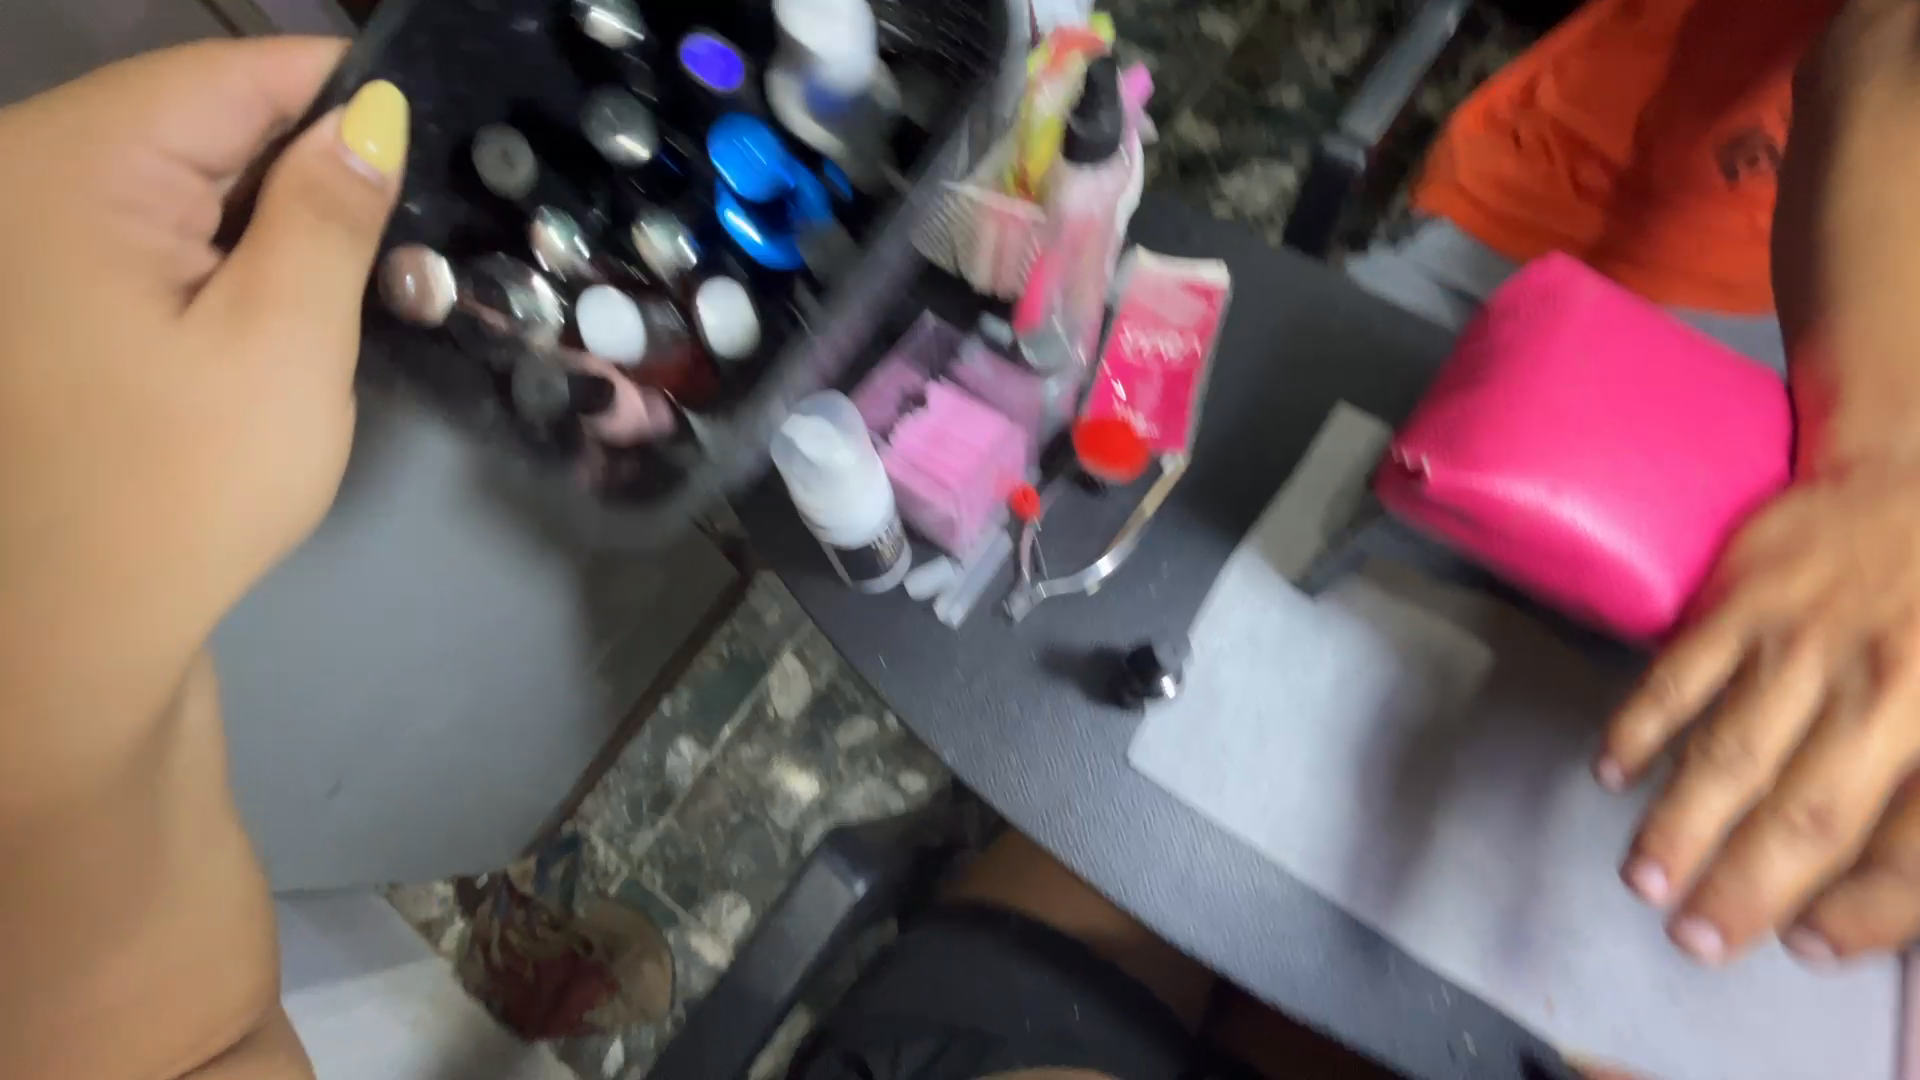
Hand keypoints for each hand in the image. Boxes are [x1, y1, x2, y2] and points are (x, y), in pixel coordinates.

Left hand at [0, 38, 404, 697]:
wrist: (87, 599)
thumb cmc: (196, 470)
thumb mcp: (286, 337)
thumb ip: (326, 218)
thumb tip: (372, 118)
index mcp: (68, 171)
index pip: (223, 76)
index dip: (335, 83)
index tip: (433, 110)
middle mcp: (21, 175)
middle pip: (199, 117)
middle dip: (315, 150)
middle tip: (422, 205)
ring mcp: (27, 233)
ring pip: (186, 172)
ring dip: (287, 202)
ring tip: (378, 248)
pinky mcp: (50, 283)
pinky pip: (163, 222)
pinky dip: (243, 239)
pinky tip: (302, 281)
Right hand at [1599, 465, 1919, 964]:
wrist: (1915, 476)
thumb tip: (1895, 855)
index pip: (1918, 842)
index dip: (1869, 909)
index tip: (1805, 946)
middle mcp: (1885, 693)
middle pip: (1810, 812)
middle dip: (1749, 886)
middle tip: (1696, 941)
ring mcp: (1798, 646)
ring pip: (1732, 753)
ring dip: (1681, 824)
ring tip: (1641, 881)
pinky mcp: (1734, 607)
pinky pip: (1679, 678)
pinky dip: (1640, 728)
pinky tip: (1611, 772)